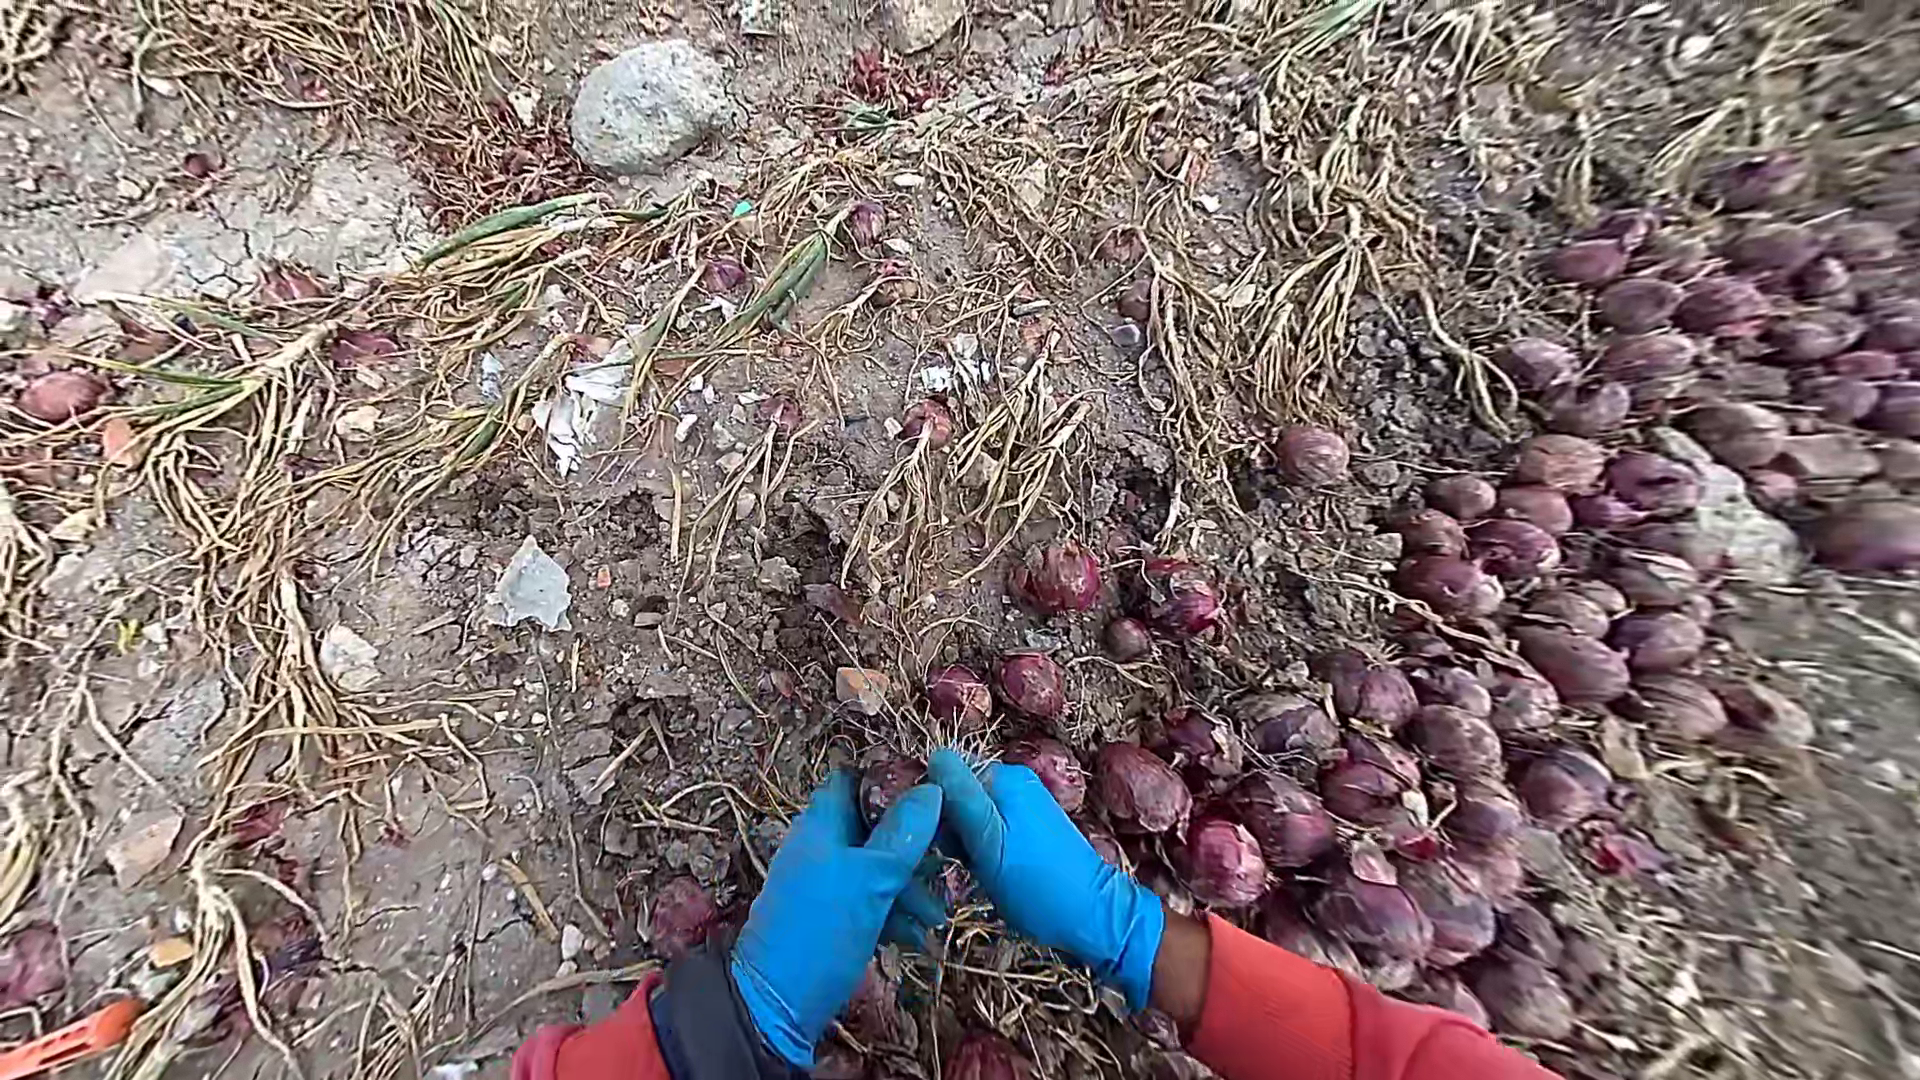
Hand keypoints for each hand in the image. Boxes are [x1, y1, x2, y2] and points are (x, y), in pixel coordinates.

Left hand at [731, 772, 945, 1066]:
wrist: (771, 1014)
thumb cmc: (819, 931)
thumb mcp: (869, 879)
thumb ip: (902, 833)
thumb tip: (933, 788)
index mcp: (822, 823)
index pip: (854, 778)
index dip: (890, 779)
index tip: (929, 792)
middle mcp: (824, 845)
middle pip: (875, 823)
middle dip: (912, 840)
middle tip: (945, 858)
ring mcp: (827, 882)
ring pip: (877, 863)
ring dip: (910, 882)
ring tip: (938, 912)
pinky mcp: (834, 916)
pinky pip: (871, 898)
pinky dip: (896, 909)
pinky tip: (920, 933)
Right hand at [927, 748, 1164, 1008]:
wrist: (1094, 915)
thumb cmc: (1036, 883)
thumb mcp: (989, 841)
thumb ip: (961, 797)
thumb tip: (935, 754)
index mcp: (1004, 776)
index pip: (948, 771)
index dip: (933, 802)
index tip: (933, 836)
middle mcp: (1015, 780)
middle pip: (959, 790)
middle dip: (949, 822)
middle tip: (958, 857)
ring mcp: (1025, 800)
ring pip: (972, 810)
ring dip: (964, 837)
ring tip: (975, 866)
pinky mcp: (1030, 822)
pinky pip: (991, 823)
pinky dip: (982, 844)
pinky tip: (990, 868)